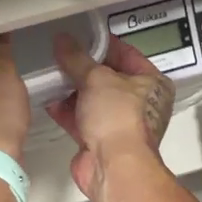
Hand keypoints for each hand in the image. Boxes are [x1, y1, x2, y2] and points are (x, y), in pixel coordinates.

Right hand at [47, 34, 176, 194]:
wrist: (112, 167)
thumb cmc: (117, 116)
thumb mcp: (96, 78)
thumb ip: (77, 58)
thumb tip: (62, 39)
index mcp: (152, 83)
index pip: (127, 54)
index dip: (103, 43)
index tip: (81, 35)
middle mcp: (139, 104)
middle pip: (108, 79)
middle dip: (84, 69)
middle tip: (61, 53)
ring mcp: (119, 125)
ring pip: (93, 101)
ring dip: (72, 90)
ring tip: (51, 73)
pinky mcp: (99, 142)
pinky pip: (81, 120)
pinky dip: (66, 111)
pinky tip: (48, 98)